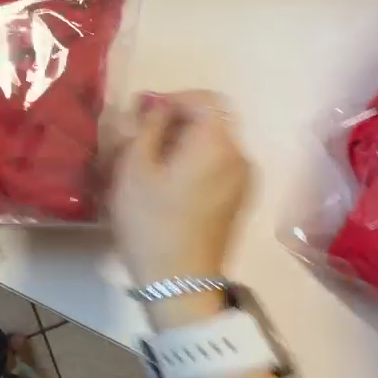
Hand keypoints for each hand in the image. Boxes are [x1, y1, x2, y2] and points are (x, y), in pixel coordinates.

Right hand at [109, 91, 251, 288]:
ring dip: (182, 142)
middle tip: (139, 140)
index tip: (142, 117)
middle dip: (175, 121)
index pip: (204, 99)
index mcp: (216, 143)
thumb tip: (155, 104)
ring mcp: (243, 180)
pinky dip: (193, 161)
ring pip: (213, 142)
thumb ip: (147, 126)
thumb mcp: (134, 165)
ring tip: (150, 164)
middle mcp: (239, 156)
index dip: (171, 99)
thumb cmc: (150, 218)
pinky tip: (167, 184)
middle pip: (211, 120)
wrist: (178, 278)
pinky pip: (217, 164)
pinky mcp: (238, 199)